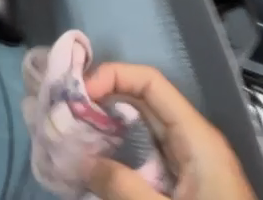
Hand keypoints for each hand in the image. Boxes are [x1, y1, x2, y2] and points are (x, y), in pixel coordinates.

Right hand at [84, 64, 255, 199]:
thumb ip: (122, 187)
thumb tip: (83, 162)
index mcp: (196, 138)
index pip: (150, 82)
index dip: (112, 76)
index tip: (79, 96)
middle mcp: (194, 141)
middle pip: (144, 100)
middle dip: (103, 99)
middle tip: (66, 110)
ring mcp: (191, 165)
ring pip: (144, 126)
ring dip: (108, 124)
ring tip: (73, 132)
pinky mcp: (186, 187)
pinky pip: (149, 153)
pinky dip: (120, 150)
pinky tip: (97, 163)